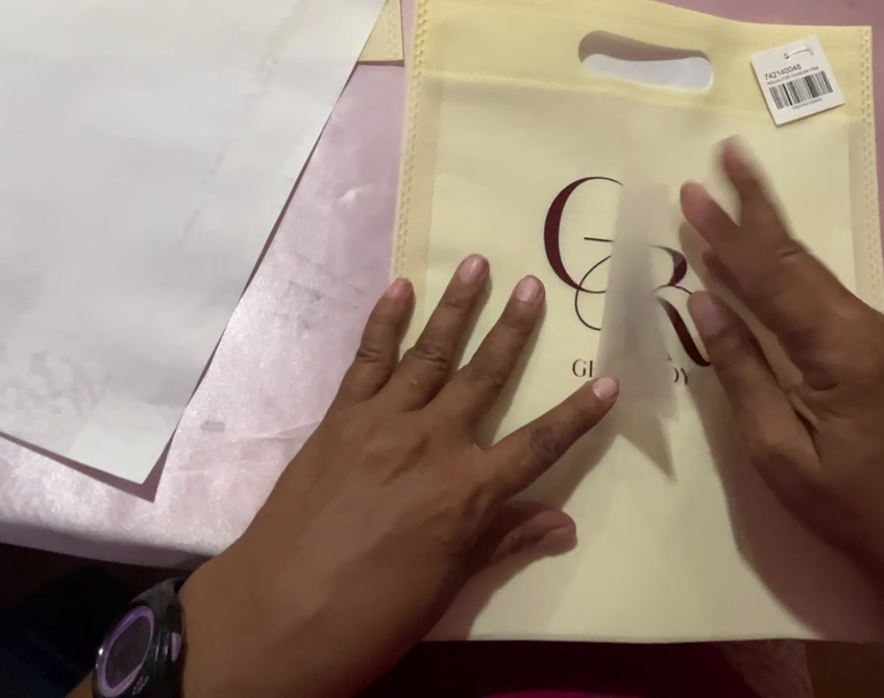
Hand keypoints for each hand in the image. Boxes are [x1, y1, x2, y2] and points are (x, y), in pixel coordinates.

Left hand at [178, 256, 618, 697]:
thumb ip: (505, 540)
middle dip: (512, 329)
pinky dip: (384, 321)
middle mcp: (432, 443)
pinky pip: (368, 358)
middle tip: (532, 286)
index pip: (538, 445)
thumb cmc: (373, 614)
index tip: (608, 382)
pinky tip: (400, 288)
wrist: (276, 618)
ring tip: (477, 264)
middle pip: (483, 376)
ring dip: (456, 307)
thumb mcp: (448, 586)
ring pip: (430, 353)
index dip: (577, 416)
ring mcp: (384, 422)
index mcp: (466, 493)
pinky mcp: (342, 416)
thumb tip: (566, 522)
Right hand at [679, 140, 883, 579]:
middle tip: (724, 153)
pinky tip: (749, 243)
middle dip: (751, 204)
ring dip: (763, 221)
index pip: (770, 278)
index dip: (727, 235)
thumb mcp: (776, 447)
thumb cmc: (842, 498)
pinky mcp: (860, 335)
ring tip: (733, 178)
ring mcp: (865, 325)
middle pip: (792, 253)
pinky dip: (772, 257)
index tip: (692, 194)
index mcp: (838, 349)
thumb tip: (702, 301)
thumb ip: (740, 369)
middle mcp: (858, 323)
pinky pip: (808, 284)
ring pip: (802, 262)